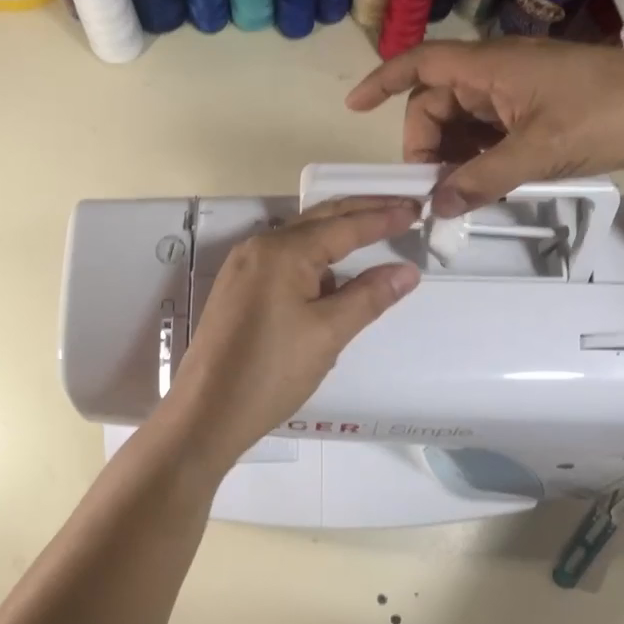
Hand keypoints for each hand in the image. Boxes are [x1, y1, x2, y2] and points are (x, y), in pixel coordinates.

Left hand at [159, 198, 421, 464]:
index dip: (382, 218)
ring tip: (374, 238)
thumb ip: (369, 296)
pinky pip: (283, 263)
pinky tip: (332, 280)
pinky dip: (314, 263)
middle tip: (402, 209)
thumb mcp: (328, 333)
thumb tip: (406, 271)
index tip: (415, 209)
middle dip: (361, 214)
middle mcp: (258, 249)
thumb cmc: (271, 372)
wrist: (207, 414)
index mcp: (281, 252)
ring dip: (336, 238)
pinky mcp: (237, 292)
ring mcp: (243, 270)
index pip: (343, 225)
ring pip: (299, 241)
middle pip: (318, 221)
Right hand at [345, 38, 623, 216]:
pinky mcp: (535, 109)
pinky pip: (488, 131)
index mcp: (490, 66)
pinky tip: (484, 184)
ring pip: (462, 122)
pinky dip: (477, 157)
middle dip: (424, 145)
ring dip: (452, 157)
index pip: (420, 64)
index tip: (353, 108)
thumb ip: (481, 179)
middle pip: (436, 103)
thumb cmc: (606, 114)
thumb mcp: (538, 152)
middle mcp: (496, 73)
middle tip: (432, 190)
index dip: (382, 81)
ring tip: (459, 195)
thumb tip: (435, 206)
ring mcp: (517, 91)